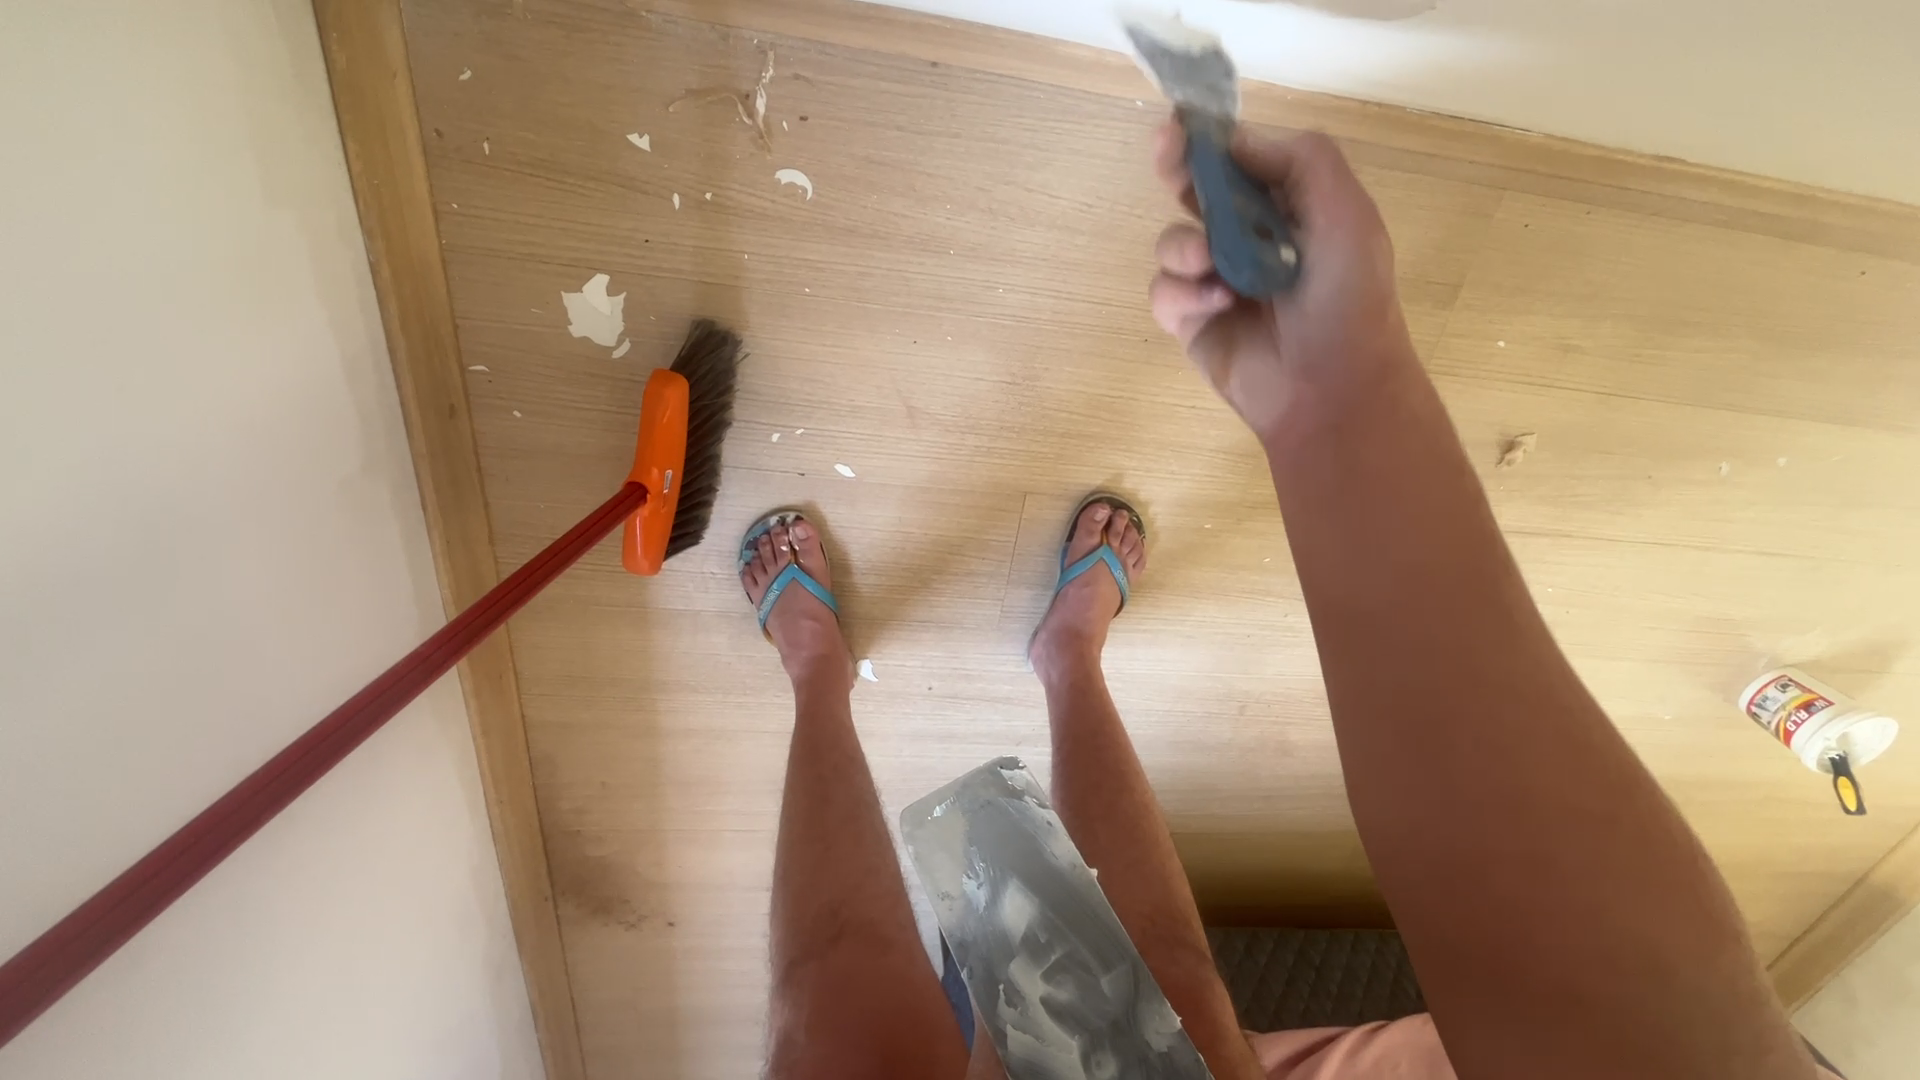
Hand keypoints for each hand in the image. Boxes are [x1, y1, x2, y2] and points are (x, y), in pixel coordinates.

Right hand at [1150, 121, 1414, 443]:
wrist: (1330, 385)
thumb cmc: (1347, 296)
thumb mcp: (1344, 211)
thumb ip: (1298, 160)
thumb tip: (1232, 140)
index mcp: (1286, 207)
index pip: (1237, 161)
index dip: (1208, 141)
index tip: (1183, 127)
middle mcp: (1245, 239)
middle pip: (1193, 193)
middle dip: (1176, 172)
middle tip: (1169, 161)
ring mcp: (1213, 282)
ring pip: (1170, 243)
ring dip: (1184, 247)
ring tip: (1213, 267)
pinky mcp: (1189, 322)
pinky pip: (1163, 293)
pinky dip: (1182, 294)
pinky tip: (1216, 306)